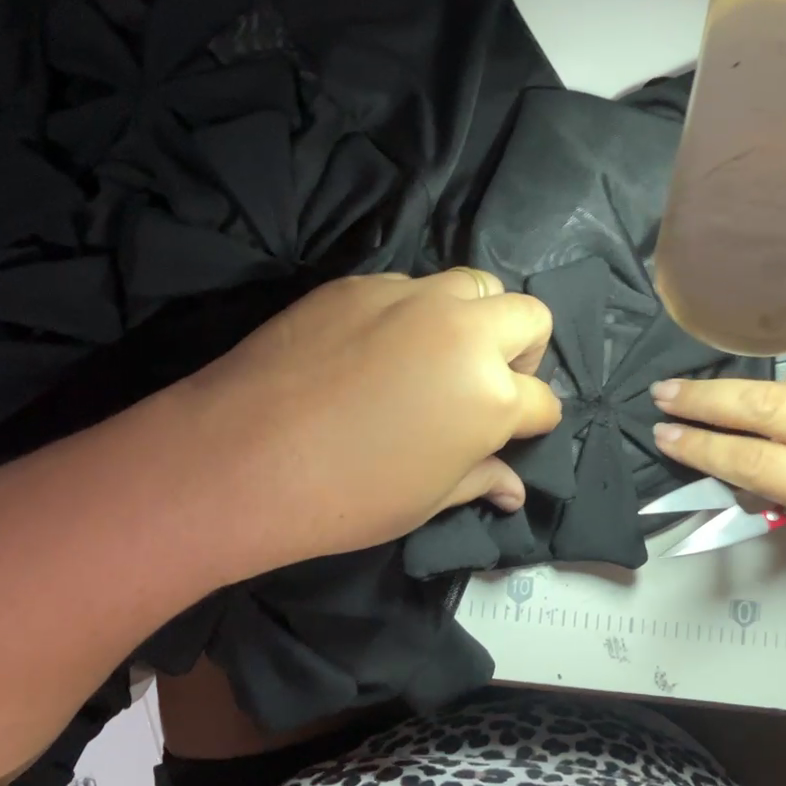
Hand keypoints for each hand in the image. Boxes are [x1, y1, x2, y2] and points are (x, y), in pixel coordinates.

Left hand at [165, 269, 560, 574]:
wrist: (242, 456)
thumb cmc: (344, 497)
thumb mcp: (423, 501)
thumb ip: (478, 480)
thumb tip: (513, 490)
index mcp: (491, 395)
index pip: (543, 400)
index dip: (531, 422)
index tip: (509, 435)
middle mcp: (464, 332)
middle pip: (529, 317)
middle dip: (522, 351)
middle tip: (486, 383)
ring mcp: (411, 298)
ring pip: (473, 284)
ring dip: (473, 317)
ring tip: (438, 353)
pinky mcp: (362, 284)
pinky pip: (410, 287)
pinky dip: (413, 313)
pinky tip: (374, 348)